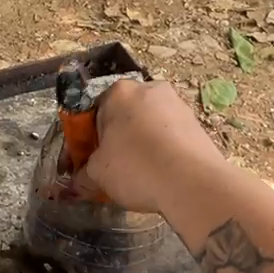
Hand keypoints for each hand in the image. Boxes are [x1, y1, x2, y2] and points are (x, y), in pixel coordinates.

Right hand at [79, 79, 230, 213]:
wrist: (194, 183)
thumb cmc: (135, 167)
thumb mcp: (96, 174)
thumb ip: (82, 175)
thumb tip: (77, 182)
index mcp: (118, 92)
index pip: (89, 114)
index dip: (80, 143)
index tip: (78, 163)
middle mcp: (149, 89)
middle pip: (119, 117)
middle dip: (109, 141)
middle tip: (103, 168)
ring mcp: (177, 105)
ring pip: (144, 126)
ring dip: (133, 146)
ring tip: (129, 175)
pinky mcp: (196, 124)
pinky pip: (165, 136)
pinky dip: (156, 151)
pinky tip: (153, 174)